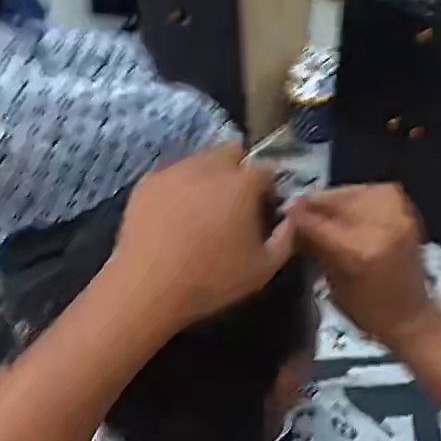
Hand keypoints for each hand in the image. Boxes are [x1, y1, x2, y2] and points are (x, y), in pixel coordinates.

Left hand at [110, 146, 294, 329]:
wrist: (148, 289)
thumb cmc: (214, 279)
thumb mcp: (266, 267)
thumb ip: (287, 236)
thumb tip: (292, 218)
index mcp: (242, 184)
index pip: (268, 168)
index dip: (272, 187)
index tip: (268, 207)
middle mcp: (210, 167)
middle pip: (234, 152)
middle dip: (242, 170)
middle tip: (239, 203)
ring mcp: (175, 171)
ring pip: (202, 160)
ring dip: (212, 176)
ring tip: (207, 209)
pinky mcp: (148, 182)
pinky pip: (176, 174)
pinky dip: (184, 186)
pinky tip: (180, 214)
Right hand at [289, 185, 440, 349]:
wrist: (412, 315)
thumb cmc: (368, 311)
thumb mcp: (333, 282)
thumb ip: (316, 247)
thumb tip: (294, 223)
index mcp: (360, 251)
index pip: (317, 222)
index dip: (297, 216)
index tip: (284, 213)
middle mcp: (381, 228)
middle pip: (336, 200)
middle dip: (315, 204)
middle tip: (301, 210)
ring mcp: (398, 217)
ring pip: (356, 192)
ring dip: (337, 198)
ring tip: (325, 210)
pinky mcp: (408, 213)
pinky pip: (376, 192)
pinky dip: (360, 197)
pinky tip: (351, 208)